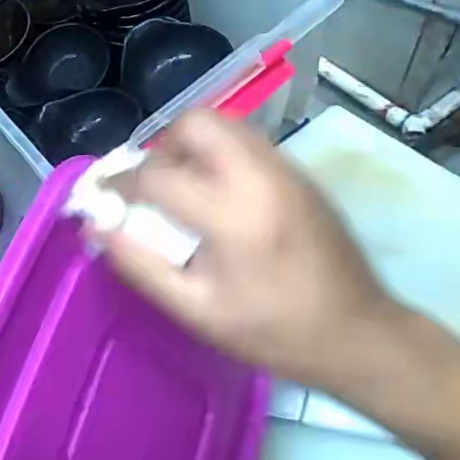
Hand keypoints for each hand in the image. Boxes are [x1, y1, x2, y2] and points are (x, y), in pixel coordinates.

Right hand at [98, 111, 410, 399]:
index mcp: (234, 215)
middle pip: (195, 123)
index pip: (157, 175)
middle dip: (161, 148)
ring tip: (184, 189)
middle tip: (154, 185)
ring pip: (223, 124)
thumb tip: (96, 226)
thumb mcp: (195, 310)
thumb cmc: (273, 330)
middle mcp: (262, 177)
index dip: (119, 183)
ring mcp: (287, 170)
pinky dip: (217, 155)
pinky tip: (218, 197)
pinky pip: (245, 142)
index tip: (105, 196)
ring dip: (190, 148)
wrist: (362, 336)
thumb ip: (139, 265)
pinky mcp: (300, 174)